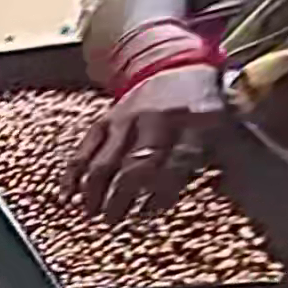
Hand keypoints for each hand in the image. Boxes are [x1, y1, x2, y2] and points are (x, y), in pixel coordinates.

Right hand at [63, 65, 223, 221]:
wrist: (174, 67)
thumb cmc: (200, 104)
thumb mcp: (220, 122)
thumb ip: (203, 154)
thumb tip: (175, 192)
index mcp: (197, 121)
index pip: (176, 164)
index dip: (160, 192)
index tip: (148, 213)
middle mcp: (159, 121)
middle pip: (133, 167)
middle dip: (120, 198)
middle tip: (112, 220)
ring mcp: (125, 122)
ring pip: (102, 165)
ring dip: (93, 194)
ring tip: (89, 214)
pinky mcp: (101, 124)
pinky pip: (81, 156)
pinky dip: (71, 179)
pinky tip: (67, 197)